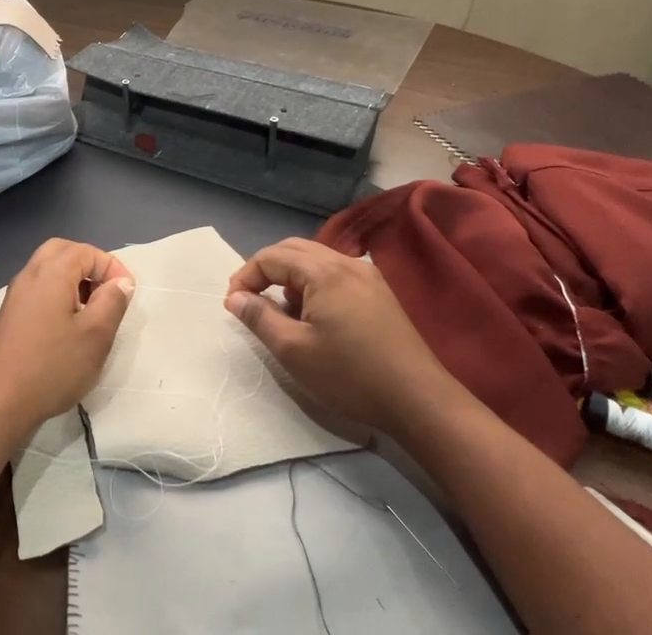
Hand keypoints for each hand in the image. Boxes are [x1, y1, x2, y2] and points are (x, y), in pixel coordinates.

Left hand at [0, 239, 134, 435]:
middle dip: (89, 265)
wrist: (0, 401)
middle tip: (107, 292)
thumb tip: (120, 282)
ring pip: (48, 269)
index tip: (127, 294)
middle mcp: (29, 275)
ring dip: (73, 279)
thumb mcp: (96, 335)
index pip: (86, 251)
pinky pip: (38, 288)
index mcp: (51, 272)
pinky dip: (58, 293)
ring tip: (92, 310)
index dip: (112, 266)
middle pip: (62, 251)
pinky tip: (69, 325)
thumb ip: (112, 302)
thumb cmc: (53, 366)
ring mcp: (15, 294)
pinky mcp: (10, 314)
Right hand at [225, 238, 451, 435]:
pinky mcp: (380, 294)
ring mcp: (368, 277)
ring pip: (316, 260)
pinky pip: (336, 274)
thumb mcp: (293, 350)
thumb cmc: (350, 375)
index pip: (271, 257)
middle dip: (266, 270)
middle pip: (294, 250)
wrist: (419, 400)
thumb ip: (259, 318)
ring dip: (290, 277)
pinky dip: (314, 285)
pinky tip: (314, 316)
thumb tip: (235, 298)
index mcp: (324, 272)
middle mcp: (347, 263)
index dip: (245, 276)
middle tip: (249, 300)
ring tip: (280, 311)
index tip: (233, 305)